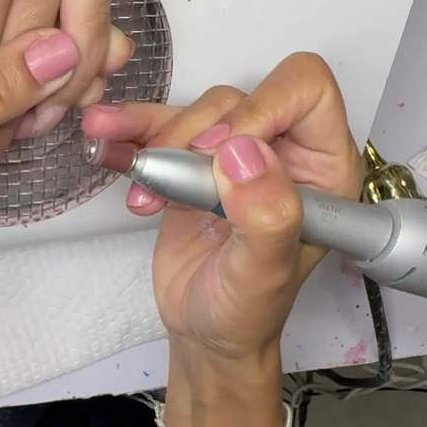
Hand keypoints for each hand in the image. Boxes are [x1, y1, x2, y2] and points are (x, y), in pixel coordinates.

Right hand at [80, 55, 363, 371]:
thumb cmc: (247, 311)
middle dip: (193, 133)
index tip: (217, 154)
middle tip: (169, 178)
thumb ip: (267, 216)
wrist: (205, 332)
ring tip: (134, 172)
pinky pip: (158, 134)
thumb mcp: (263, 274)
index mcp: (321, 167)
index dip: (258, 110)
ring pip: (193, 113)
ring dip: (153, 134)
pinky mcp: (189, 169)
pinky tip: (105, 143)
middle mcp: (280, 152)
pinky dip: (129, 135)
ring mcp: (231, 159)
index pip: (304, 93)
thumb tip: (244, 155)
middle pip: (237, 100)